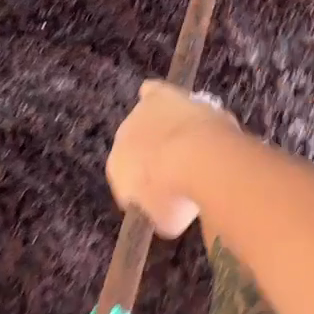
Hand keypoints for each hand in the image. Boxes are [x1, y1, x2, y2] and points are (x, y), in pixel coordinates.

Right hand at [105, 79, 241, 237]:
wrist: (197, 158)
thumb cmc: (179, 196)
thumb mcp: (167, 221)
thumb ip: (162, 213)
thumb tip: (169, 209)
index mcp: (116, 171)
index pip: (129, 182)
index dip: (149, 190)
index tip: (168, 197)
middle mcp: (120, 138)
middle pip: (138, 148)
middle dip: (155, 158)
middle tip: (180, 172)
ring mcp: (139, 114)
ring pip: (146, 121)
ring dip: (163, 132)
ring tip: (188, 144)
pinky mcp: (159, 95)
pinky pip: (151, 92)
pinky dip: (158, 96)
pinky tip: (169, 101)